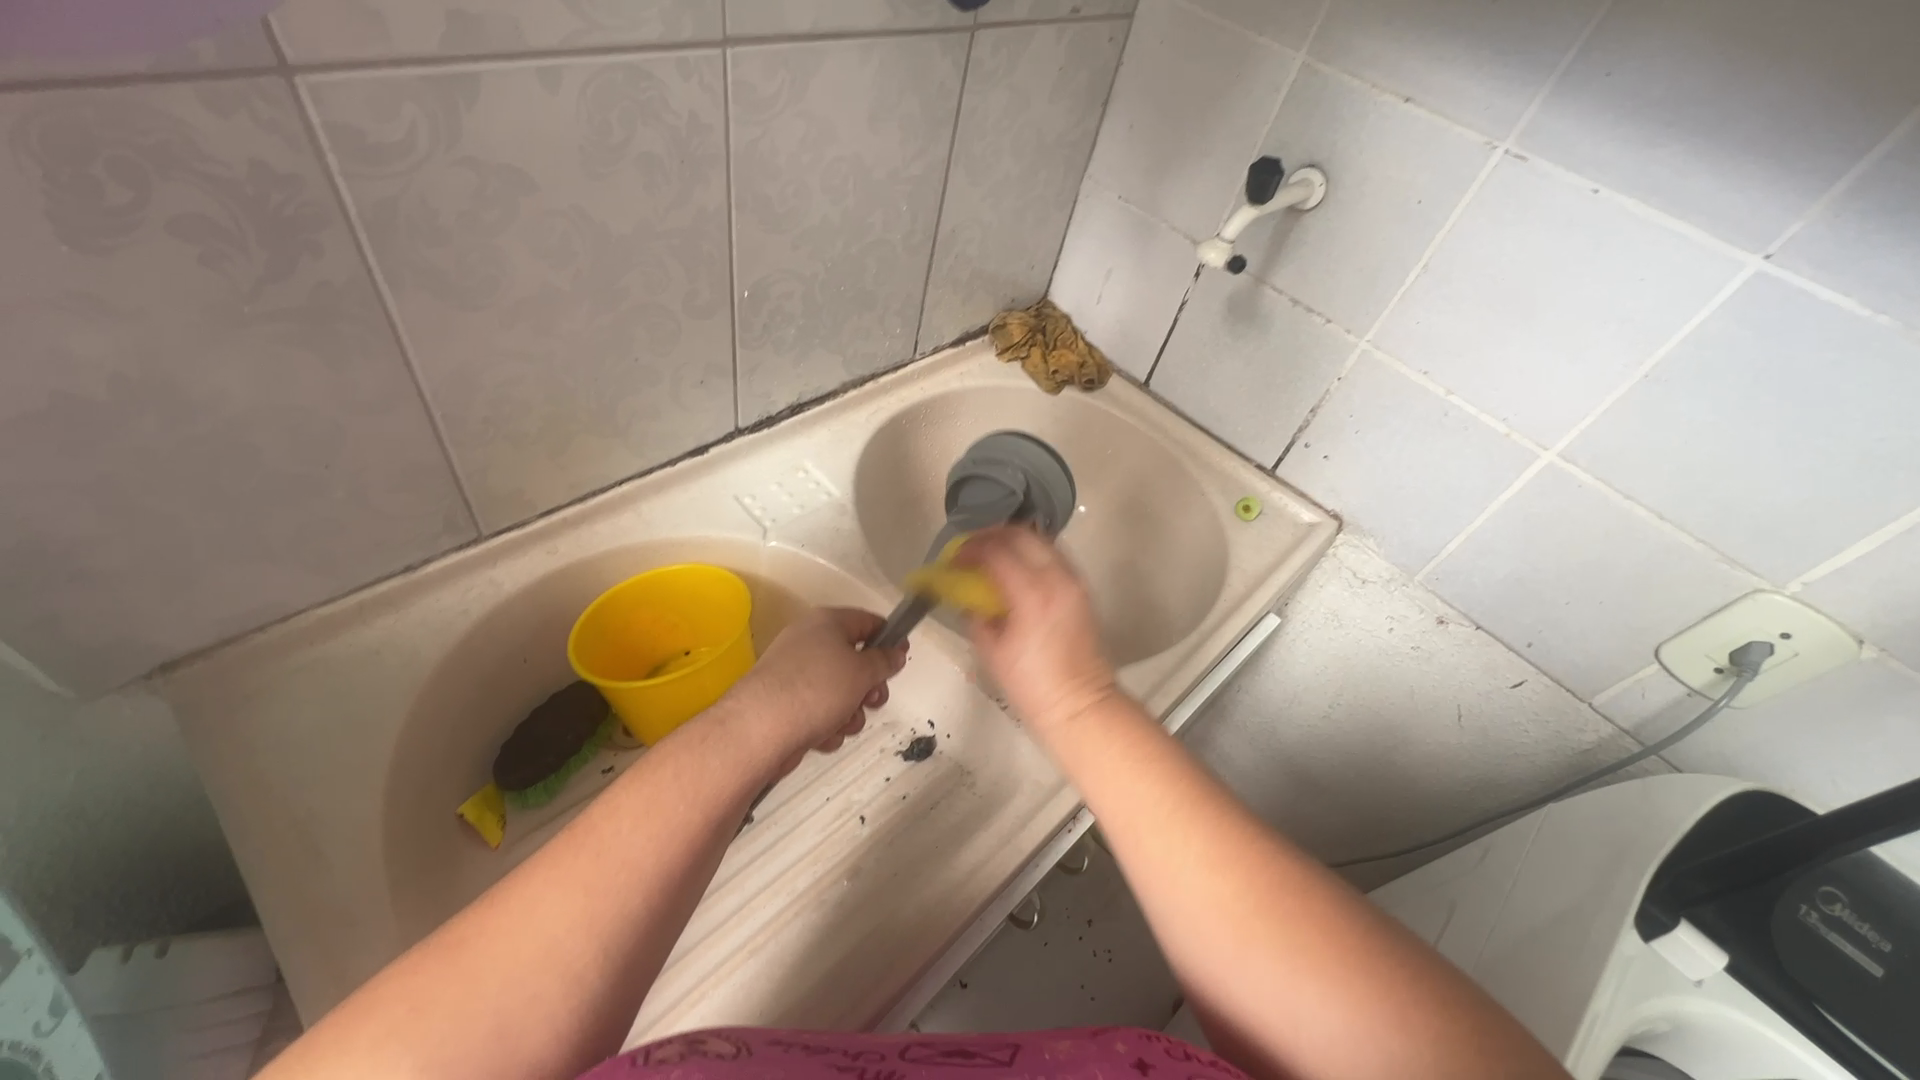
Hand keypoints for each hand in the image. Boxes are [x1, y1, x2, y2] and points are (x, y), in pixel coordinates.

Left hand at [724, 607, 907, 764]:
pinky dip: (827, 724)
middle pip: (854, 660)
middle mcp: (808, 642)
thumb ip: (885, 660)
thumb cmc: (818, 689)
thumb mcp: (863, 671)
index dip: (888, 638)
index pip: (866, 621)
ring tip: (843, 723)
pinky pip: (820, 710)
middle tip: (872, 699)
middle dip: (868, 685)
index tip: (902, 658)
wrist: (761, 728)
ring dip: (850, 711)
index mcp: (826, 623)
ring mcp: (794, 674)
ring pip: (840, 691)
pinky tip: (822, 735)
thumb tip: (895, 651)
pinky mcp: (785, 704)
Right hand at [957, 527, 1118, 733]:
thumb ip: (976, 615)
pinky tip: (1015, 570)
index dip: (969, 550)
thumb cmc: (1032, 685)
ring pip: (1041, 541)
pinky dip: (1031, 554)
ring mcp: (1073, 581)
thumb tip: (970, 597)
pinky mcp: (1082, 589)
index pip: (995, 551)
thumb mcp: (991, 652)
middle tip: (971, 549)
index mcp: (1031, 593)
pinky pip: (1053, 556)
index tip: (954, 559)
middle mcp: (1056, 577)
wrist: (1080, 704)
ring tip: (991, 556)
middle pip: (1021, 534)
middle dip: (991, 536)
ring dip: (1013, 541)